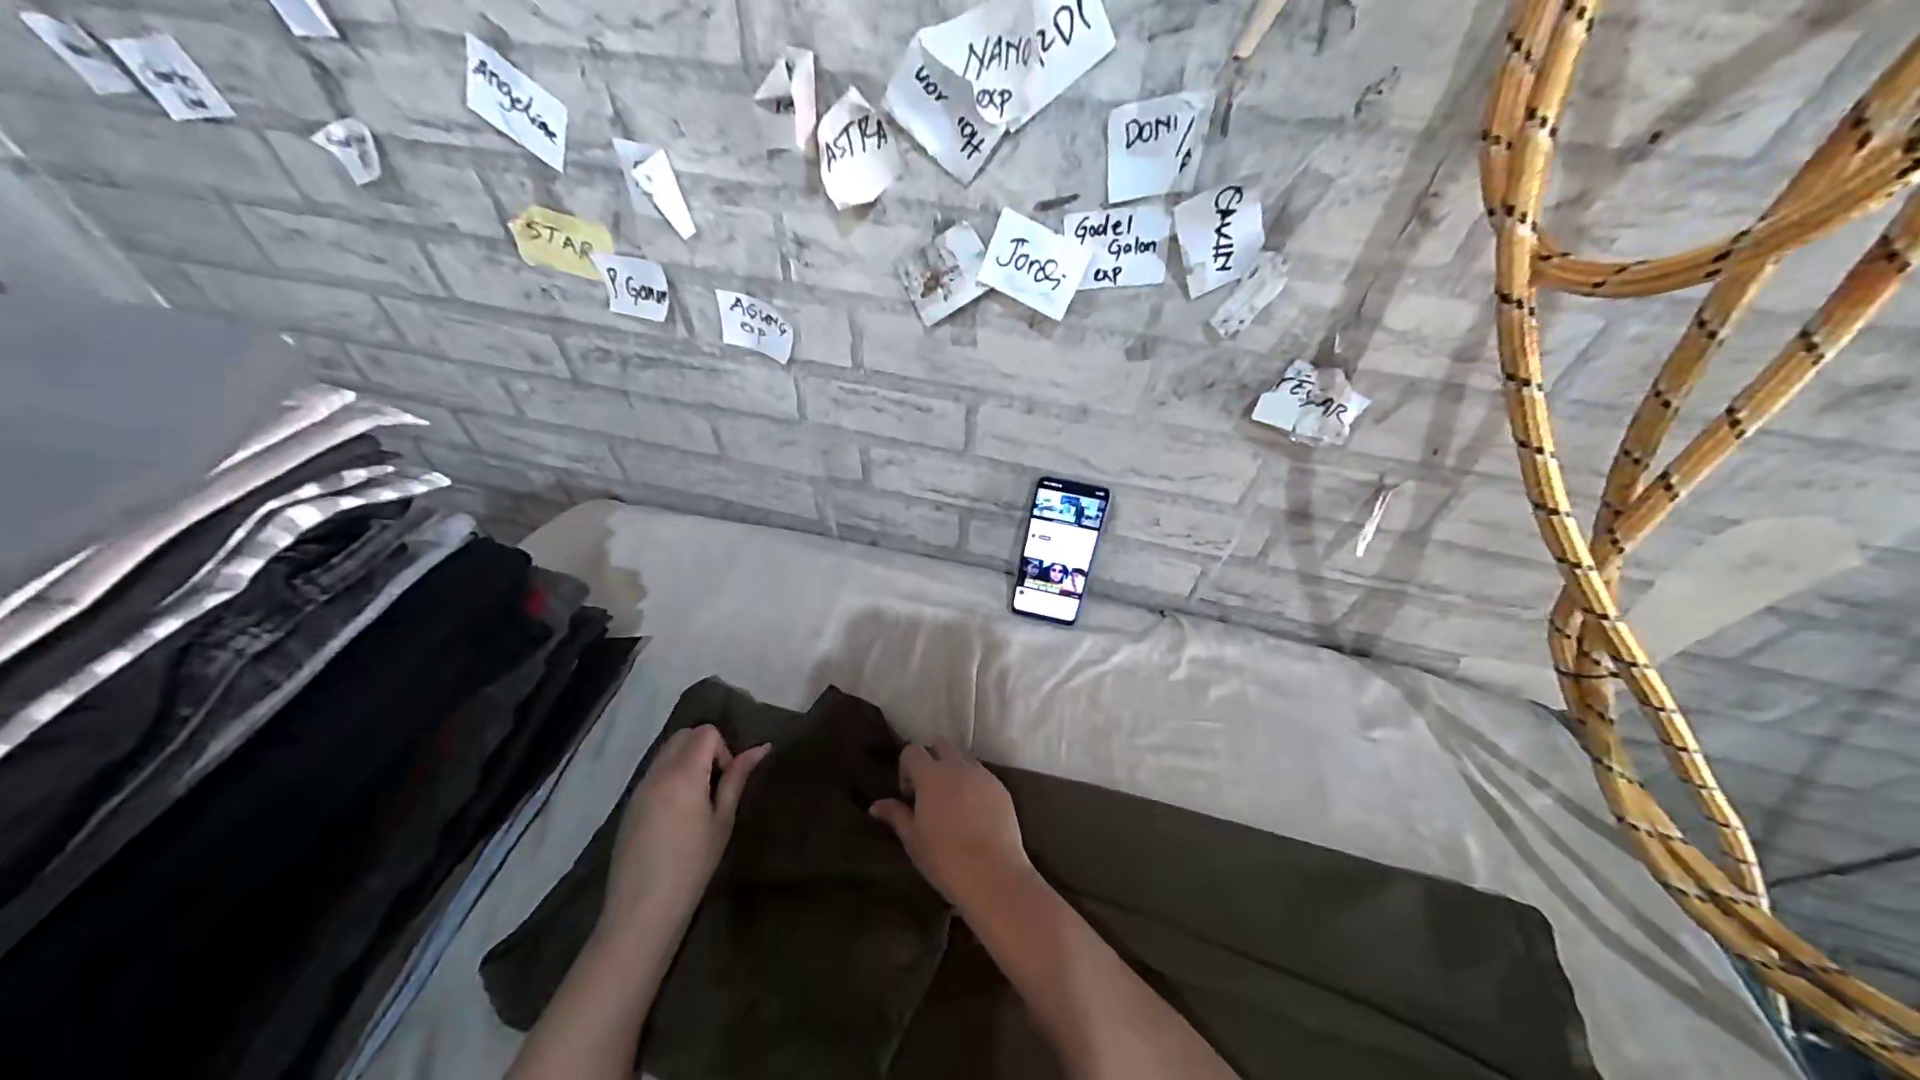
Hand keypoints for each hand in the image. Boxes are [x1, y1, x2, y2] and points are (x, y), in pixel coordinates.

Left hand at [600, 725, 768, 943]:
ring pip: (666, 752)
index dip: (724, 749)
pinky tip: (677, 816)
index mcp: (682, 774)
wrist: (642, 909)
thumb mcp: (723, 820)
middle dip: (705, 749)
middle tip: (715, 786)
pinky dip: (671, 776)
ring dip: (687, 761)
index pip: (705, 732)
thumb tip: (761, 748)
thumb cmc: (693, 865)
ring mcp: (639, 788)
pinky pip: (654, 772)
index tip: (726, 782)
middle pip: (684, 735)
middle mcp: (657, 773)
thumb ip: (737, 779)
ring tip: (697, 802)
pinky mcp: (629, 805)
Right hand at [870, 739, 1035, 909]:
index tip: (908, 795)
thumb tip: (876, 806)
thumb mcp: (913, 839)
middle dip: (931, 759)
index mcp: (932, 775)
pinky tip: (973, 814)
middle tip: (929, 791)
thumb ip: (895, 815)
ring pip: (964, 759)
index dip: (906, 768)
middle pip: (941, 744)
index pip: (913, 751)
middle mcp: (958, 767)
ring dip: (954, 771)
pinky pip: (983, 776)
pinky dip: (973, 785)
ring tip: (952, 804)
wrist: (993, 875)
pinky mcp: (1002, 789)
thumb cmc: (945, 858)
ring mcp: (983, 776)